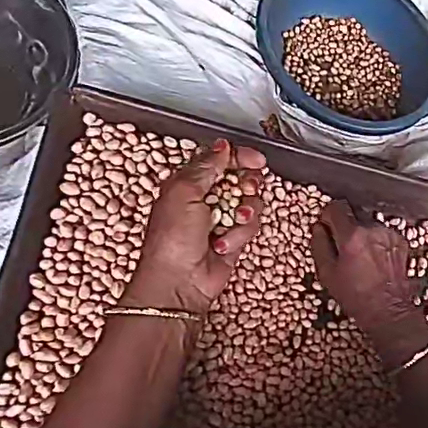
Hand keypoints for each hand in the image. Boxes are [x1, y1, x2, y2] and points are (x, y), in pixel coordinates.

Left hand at [124, 139, 264, 313]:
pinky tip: (223, 244)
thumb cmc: (172, 239)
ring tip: (232, 222)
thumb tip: (223, 146)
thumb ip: (207, 166)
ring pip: (252, 202)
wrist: (179, 281)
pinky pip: (252, 226)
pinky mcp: (235, 238)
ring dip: (245, 212)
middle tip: (245, 191)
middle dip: (248, 185)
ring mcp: (223, 219)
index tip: (256, 161)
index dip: (240, 157)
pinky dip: (240, 234)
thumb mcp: (184, 191)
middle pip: (242, 179)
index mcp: (190, 182)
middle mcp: (208, 198)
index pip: (222, 160)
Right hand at [309, 200, 427, 365]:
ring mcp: (389, 234)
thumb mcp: (327, 273)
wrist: (387, 310)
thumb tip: (318, 228)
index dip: (328, 216)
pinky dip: (375, 241)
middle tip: (341, 247)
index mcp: (352, 236)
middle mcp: (373, 230)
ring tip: (359, 257)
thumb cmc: (356, 297)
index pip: (336, 207)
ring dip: (361, 233)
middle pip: (353, 213)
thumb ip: (319, 245)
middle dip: (345, 226)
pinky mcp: (400, 241)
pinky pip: (382, 233)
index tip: (326, 225)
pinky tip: (373, 260)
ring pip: (368, 223)